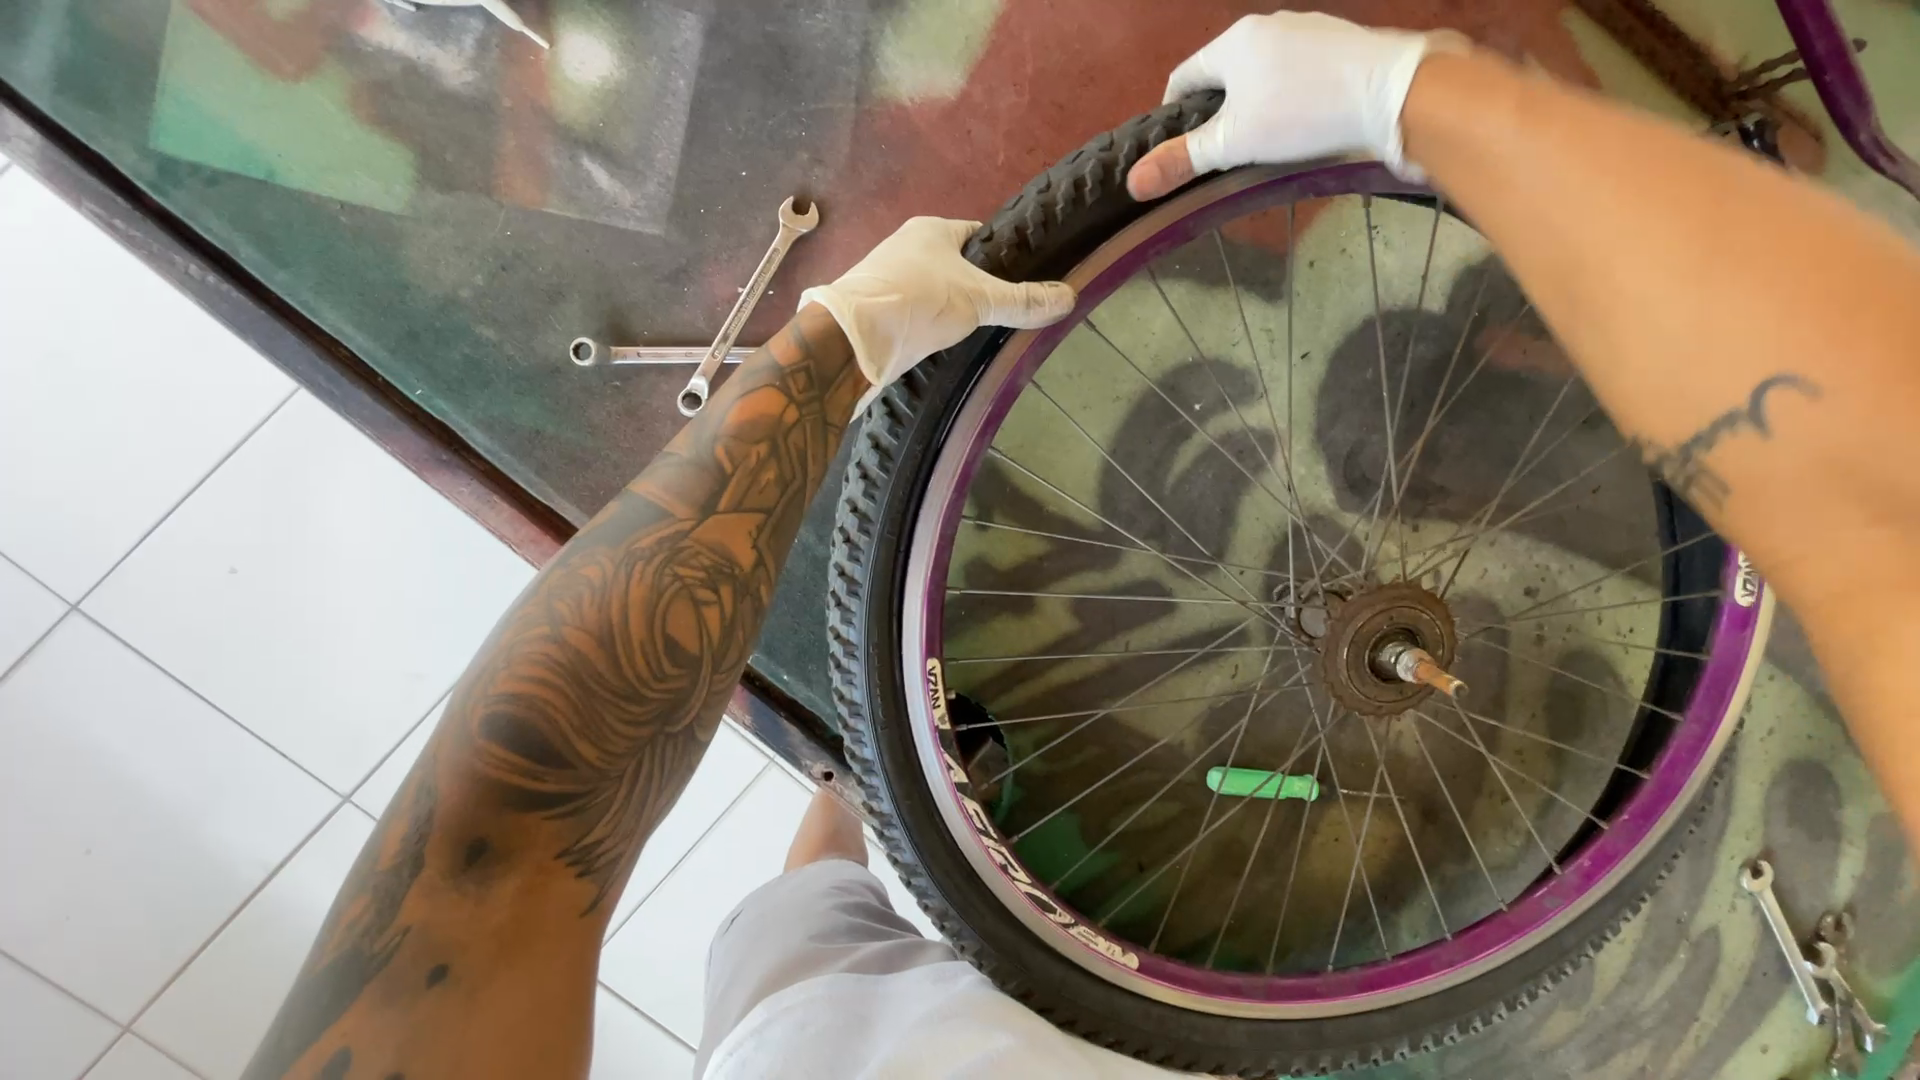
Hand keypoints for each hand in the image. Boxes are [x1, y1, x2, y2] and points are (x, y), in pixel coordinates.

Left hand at [800, 217, 1075, 414]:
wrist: (852, 340)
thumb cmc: (918, 301)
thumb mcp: (980, 300)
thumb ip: (1022, 301)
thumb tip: (1070, 297)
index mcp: (931, 229)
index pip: (978, 235)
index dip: (1004, 255)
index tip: (1024, 280)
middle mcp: (906, 247)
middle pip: (956, 265)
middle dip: (979, 288)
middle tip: (1006, 315)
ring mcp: (888, 281)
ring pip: (934, 292)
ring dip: (953, 311)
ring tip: (981, 335)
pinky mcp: (877, 313)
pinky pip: (915, 317)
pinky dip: (931, 329)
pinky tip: (946, 348)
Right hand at [1127, 13, 1468, 200]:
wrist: (1393, 94)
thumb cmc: (1300, 114)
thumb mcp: (1233, 144)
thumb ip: (1182, 161)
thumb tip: (1132, 183)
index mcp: (1234, 42)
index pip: (1183, 77)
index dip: (1171, 116)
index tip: (1176, 149)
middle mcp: (1267, 25)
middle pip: (1222, 74)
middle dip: (1214, 113)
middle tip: (1218, 154)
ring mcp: (1307, 31)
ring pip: (1260, 74)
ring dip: (1251, 106)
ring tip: (1258, 144)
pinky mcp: (1339, 45)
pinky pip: (1295, 73)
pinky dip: (1285, 99)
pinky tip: (1298, 126)